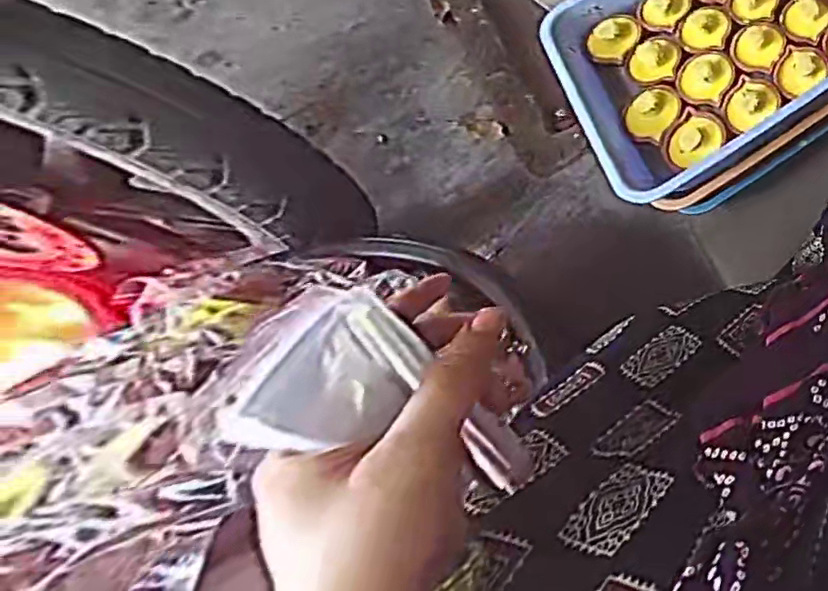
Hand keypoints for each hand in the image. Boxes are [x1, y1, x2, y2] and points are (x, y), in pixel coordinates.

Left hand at [252, 276, 515, 590]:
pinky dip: (472, 407)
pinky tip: (495, 409)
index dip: (400, 315)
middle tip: (492, 340)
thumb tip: (485, 323)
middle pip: (395, 369)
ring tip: (503, 383)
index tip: (441, 287)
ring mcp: (366, 461)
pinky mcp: (401, 475)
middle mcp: (329, 445)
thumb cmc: (367, 561)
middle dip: (453, 350)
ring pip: (423, 394)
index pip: (351, 353)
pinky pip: (438, 421)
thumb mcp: (413, 456)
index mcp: (304, 439)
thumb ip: (451, 381)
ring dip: (472, 379)